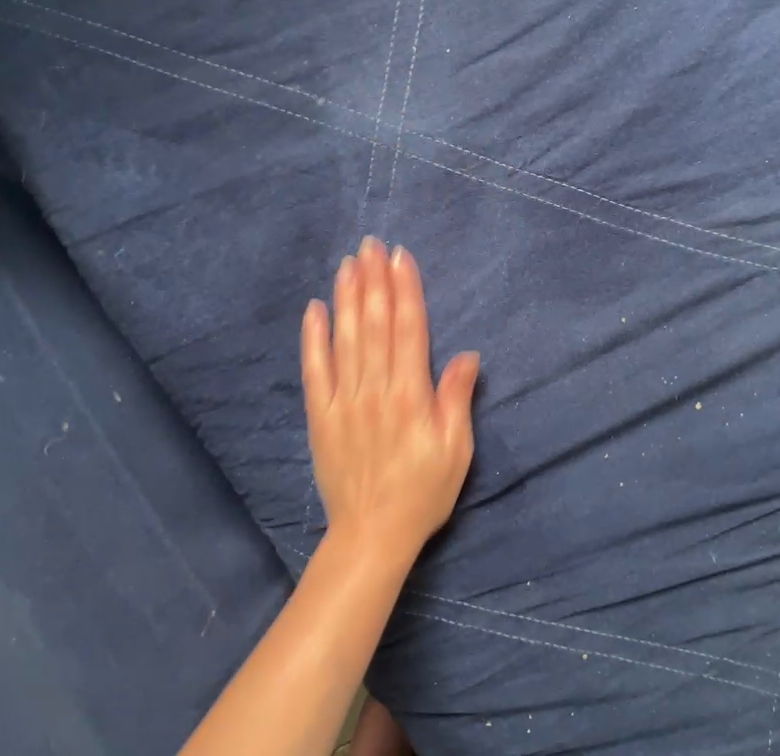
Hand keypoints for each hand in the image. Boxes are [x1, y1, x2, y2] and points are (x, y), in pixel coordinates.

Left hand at [302, 237, 479, 559]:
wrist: (372, 535)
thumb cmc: (423, 492)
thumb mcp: (457, 451)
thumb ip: (457, 400)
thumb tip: (466, 354)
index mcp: (411, 396)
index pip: (409, 330)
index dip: (406, 290)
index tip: (401, 257)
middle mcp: (375, 389)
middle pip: (375, 324)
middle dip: (374, 281)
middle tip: (370, 244)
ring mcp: (343, 401)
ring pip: (345, 338)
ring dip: (347, 297)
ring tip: (347, 263)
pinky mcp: (320, 416)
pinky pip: (314, 370)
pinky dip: (313, 338)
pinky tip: (315, 308)